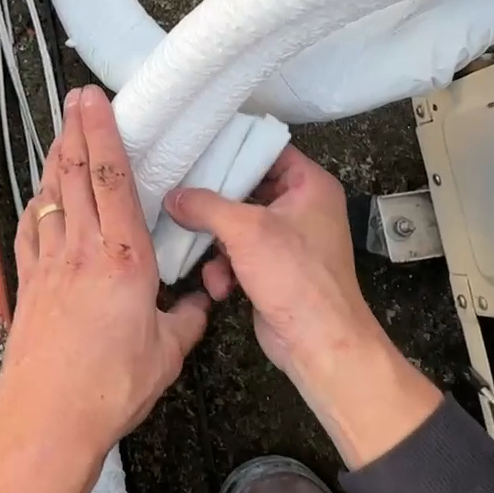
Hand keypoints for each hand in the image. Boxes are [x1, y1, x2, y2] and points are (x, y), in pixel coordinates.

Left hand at [0, 85, 211, 492]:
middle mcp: (82, 249)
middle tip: (76, 96)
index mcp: (123, 258)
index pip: (112, 179)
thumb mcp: (167, 354)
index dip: (105, 133)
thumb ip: (185, 320)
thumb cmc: (110, 387)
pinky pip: (31, 228)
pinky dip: (37, 202)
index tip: (98, 100)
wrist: (45, 420)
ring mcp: (49, 262)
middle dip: (76, 128)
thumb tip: (198, 305)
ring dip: (55, 156)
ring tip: (61, 128)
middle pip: (75, 174)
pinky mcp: (28, 281)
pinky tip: (40, 194)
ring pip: (51, 194)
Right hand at [167, 147, 440, 468]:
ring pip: (237, 225)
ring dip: (217, 245)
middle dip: (215, 205)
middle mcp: (302, 207)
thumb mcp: (245, 230)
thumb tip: (173, 196)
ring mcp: (288, 239)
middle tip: (184, 200)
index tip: (198, 150)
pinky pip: (239, 254)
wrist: (320, 343)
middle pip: (247, 189)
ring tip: (208, 259)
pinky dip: (226, 269)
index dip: (234, 149)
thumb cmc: (296, 276)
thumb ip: (205, 206)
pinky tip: (221, 287)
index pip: (268, 151)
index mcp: (310, 185)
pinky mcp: (274, 268)